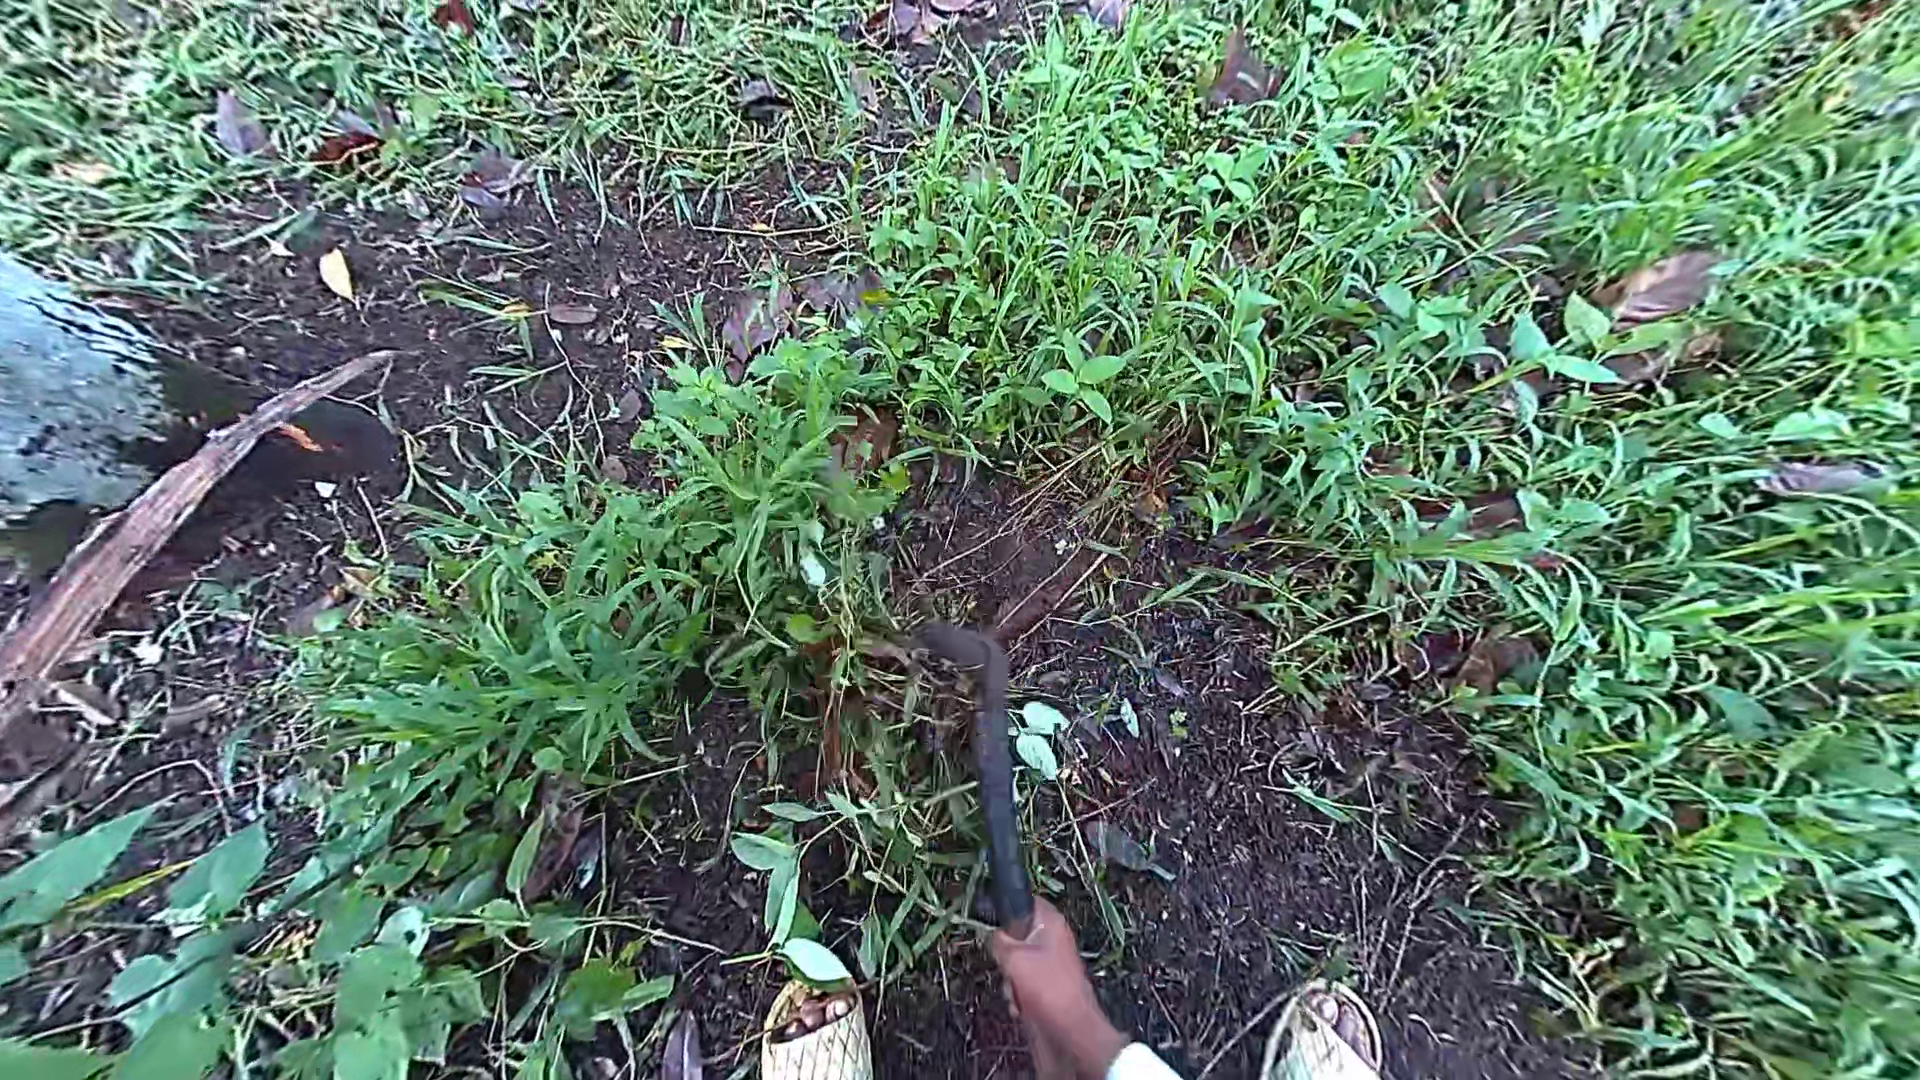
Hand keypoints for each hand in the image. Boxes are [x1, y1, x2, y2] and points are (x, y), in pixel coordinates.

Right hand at [990, 898, 1129, 1079]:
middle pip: (1017, 935)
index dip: (1008, 908)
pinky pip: (1025, 983)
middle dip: (1006, 954)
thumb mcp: (1014, 958)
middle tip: (1006, 966)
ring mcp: (1051, 964)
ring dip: (1010, 979)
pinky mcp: (1048, 988)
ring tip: (1015, 992)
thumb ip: (998, 941)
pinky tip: (1020, 1007)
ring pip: (1018, 961)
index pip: (1025, 901)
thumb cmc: (1047, 988)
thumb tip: (991, 934)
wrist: (1073, 1036)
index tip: (993, 922)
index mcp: (1051, 922)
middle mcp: (1053, 939)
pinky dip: (1019, 994)